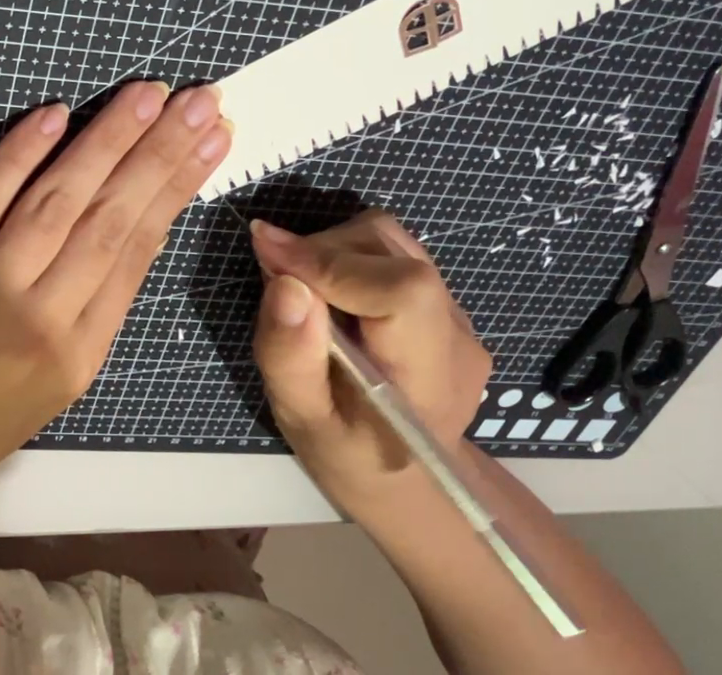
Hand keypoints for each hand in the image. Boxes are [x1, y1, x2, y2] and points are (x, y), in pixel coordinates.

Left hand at [0, 81, 230, 507]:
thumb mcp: (34, 397)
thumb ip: (74, 324)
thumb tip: (112, 242)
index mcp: (76, 362)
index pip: (135, 256)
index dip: (174, 191)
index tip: (205, 144)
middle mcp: (41, 327)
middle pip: (110, 220)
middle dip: (159, 154)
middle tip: (198, 99)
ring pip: (58, 204)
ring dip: (107, 141)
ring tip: (147, 96)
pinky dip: (18, 156)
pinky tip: (53, 116)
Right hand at [248, 210, 491, 515]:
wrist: (407, 480)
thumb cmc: (348, 458)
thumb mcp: (302, 419)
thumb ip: (290, 356)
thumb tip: (284, 282)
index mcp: (429, 374)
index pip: (400, 287)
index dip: (328, 261)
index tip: (265, 252)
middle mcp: (456, 333)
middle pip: (388, 251)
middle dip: (318, 252)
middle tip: (274, 282)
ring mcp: (456, 315)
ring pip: (388, 241)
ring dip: (330, 251)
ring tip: (301, 294)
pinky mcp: (440, 303)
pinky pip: (389, 255)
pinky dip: (345, 260)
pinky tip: (329, 300)